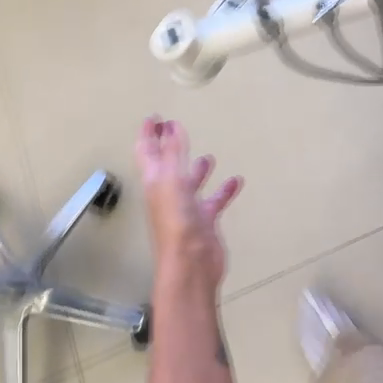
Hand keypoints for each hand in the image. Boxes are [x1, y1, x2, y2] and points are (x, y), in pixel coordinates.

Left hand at [135, 116, 242, 291]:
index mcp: (155, 181)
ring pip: (191, 183)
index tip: (154, 117)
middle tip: (176, 129)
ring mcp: (186, 208)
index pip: (147, 151)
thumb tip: (171, 125)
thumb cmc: (177, 222)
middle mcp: (167, 192)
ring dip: (196, 169)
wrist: (190, 266)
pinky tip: (235, 181)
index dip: (148, 134)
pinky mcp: (204, 221)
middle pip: (166, 164)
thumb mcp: (172, 181)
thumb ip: (173, 152)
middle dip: (169, 146)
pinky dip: (224, 191)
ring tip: (208, 156)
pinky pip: (214, 201)